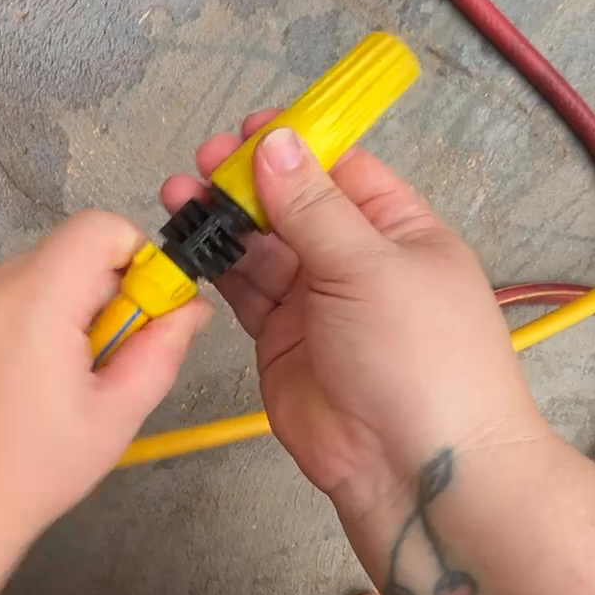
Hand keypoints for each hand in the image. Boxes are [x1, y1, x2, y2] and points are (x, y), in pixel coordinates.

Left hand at [0, 211, 210, 544]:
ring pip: (25, 277)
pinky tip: (8, 380)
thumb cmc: (37, 469)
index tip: (135, 308)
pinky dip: (12, 322)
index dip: (131, 256)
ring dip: (52, 309)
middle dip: (93, 293)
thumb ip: (161, 350)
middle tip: (95, 358)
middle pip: (61, 254)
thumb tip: (190, 306)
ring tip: (47, 377)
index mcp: (34, 303)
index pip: (96, 227)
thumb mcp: (115, 416)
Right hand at [159, 112, 549, 521]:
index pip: (339, 169)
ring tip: (178, 195)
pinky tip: (190, 244)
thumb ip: (313, 208)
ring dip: (222, 222)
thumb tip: (276, 143)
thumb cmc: (415, 355)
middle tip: (201, 164)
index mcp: (396, 229)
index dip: (293, 145)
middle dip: (246, 182)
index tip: (246, 130)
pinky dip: (216, 268)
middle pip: (290, 205)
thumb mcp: (369, 268)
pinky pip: (243, 291)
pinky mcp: (276, 337)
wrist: (406, 464)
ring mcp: (311, 300)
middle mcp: (352, 260)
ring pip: (259, 248)